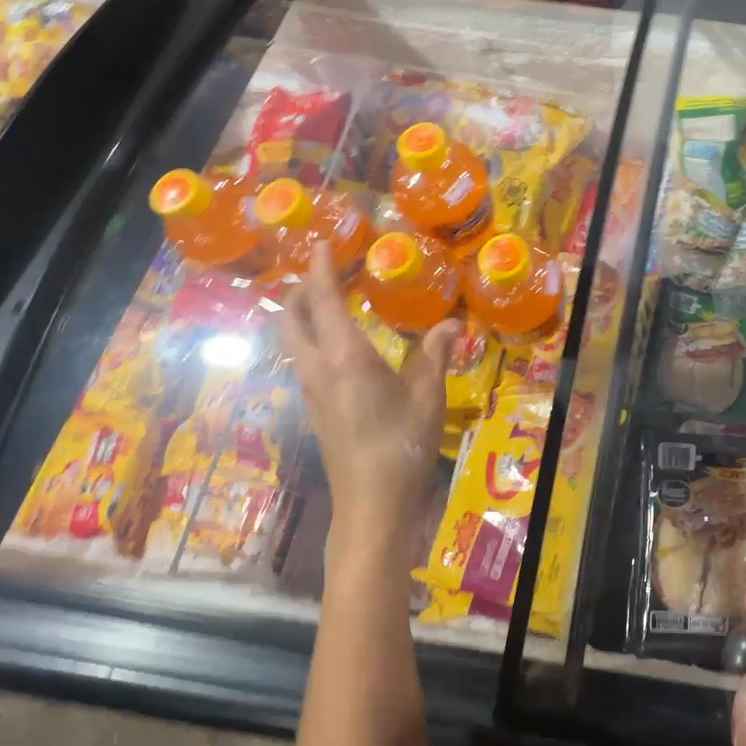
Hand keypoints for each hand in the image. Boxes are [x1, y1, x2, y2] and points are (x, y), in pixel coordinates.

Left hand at [279, 250, 458, 534]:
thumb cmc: (402, 443)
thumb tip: (453, 324)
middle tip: (322, 272)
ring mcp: (311, 391)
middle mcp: (318, 367)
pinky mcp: (315, 410)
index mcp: (345, 355)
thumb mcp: (428, 394)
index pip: (325, 299)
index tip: (320, 243)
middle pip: (292, 318)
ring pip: (293, 341)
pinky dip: (312, 339)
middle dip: (300, 290)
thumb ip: (436, 353)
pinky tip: (339, 347)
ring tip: (328, 302)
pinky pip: (303, 360)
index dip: (320, 268)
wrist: (371, 502)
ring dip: (302, 315)